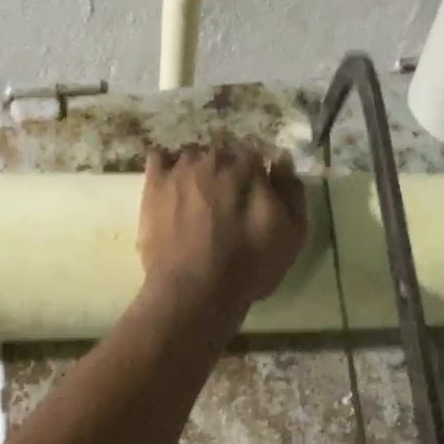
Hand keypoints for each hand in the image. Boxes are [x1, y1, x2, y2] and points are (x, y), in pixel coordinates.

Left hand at [138, 144, 307, 312]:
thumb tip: (280, 160)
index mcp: (248, 167)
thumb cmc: (248, 267)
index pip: (254, 152)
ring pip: (192, 154)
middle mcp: (213, 159)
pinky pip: (159, 157)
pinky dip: (167, 165)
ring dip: (197, 167)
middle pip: (222, 151)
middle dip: (226, 169)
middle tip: (227, 200)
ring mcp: (180, 170)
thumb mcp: (291, 234)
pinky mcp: (153, 185)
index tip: (254, 193)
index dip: (255, 172)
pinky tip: (172, 185)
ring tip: (198, 195)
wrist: (194, 292)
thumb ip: (290, 191)